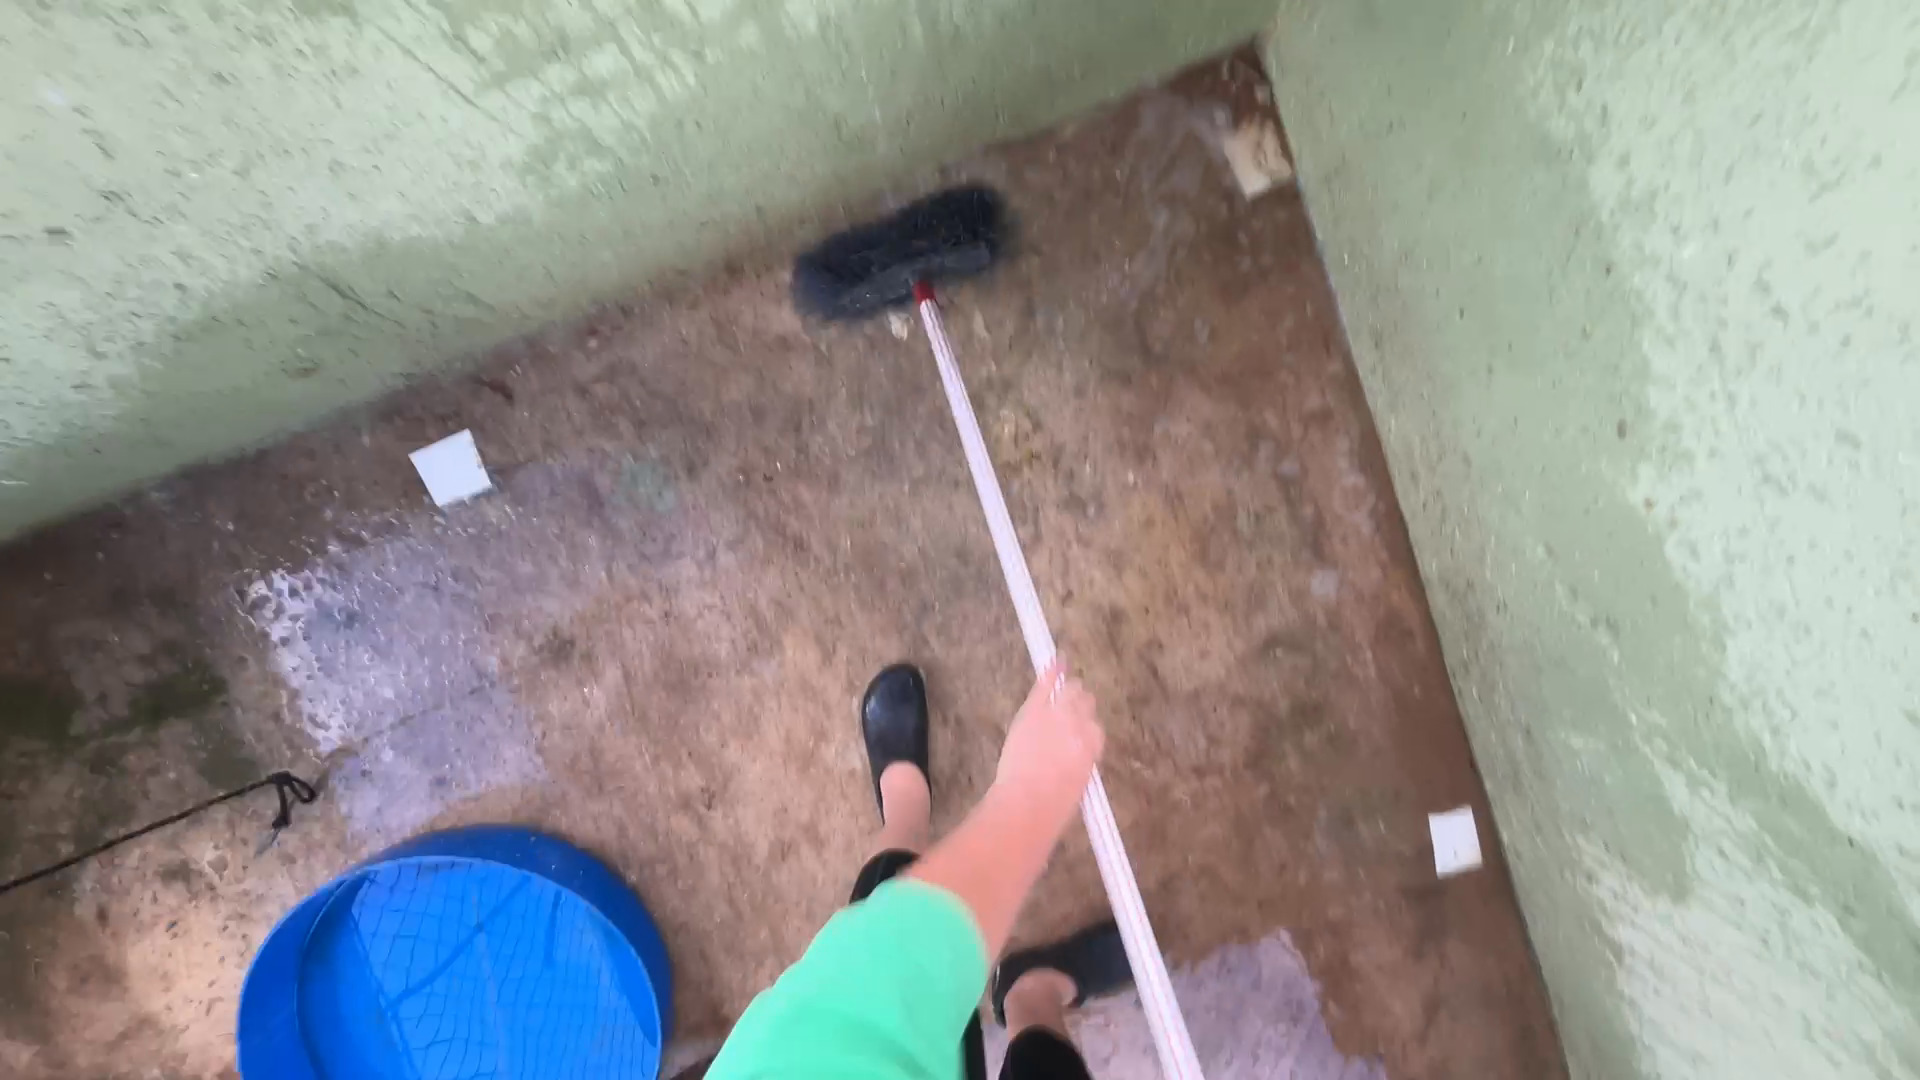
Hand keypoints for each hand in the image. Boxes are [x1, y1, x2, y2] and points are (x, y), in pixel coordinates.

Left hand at [994, 657, 1103, 817]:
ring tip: (1063, 688)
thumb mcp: (1077, 788)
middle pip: (1085, 705)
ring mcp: (1057, 714)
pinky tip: (1055, 659)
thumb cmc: (1052, 806)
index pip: (1095, 729)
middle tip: (1068, 711)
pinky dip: (1051, 671)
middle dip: (1079, 706)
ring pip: (1070, 691)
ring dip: (1067, 690)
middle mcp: (1080, 726)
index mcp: (1093, 748)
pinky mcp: (1034, 710)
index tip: (1075, 735)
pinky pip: (1045, 685)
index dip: (1084, 730)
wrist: (1028, 801)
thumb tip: (1074, 760)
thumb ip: (1078, 765)